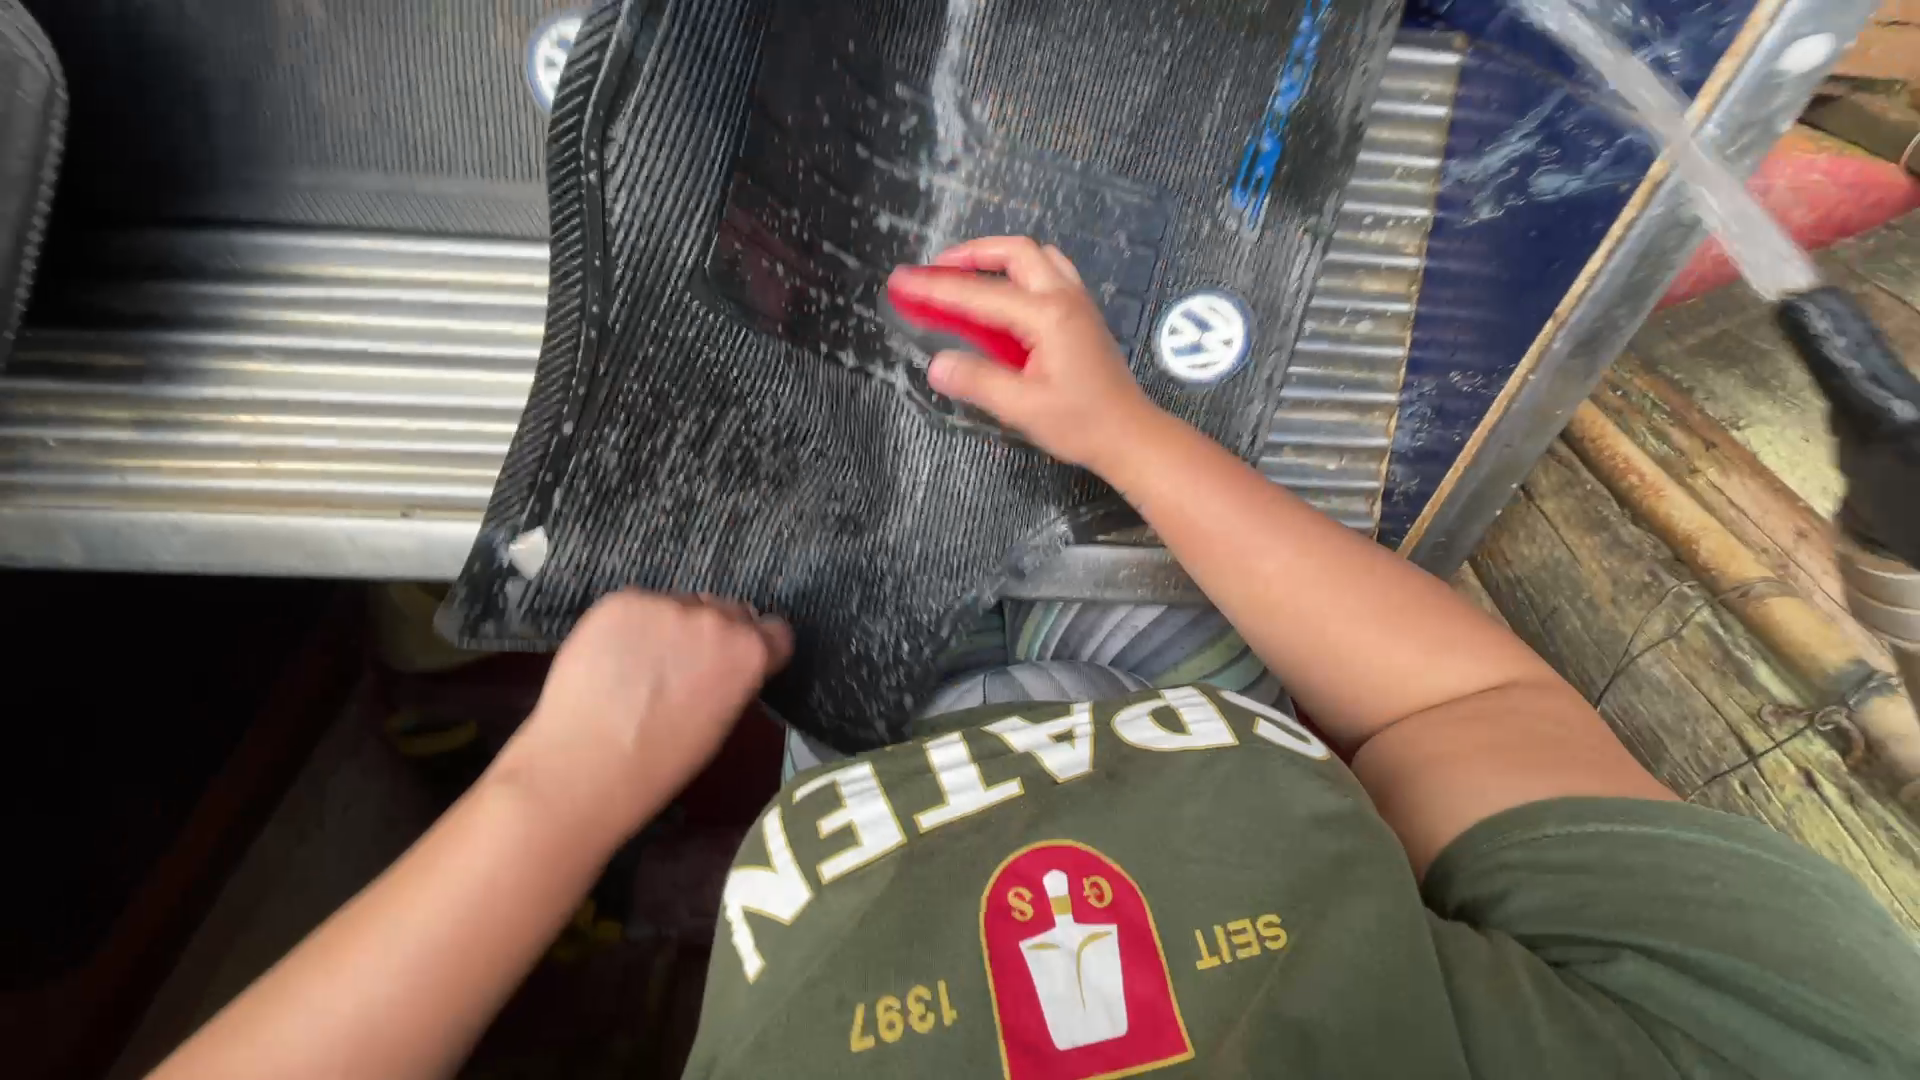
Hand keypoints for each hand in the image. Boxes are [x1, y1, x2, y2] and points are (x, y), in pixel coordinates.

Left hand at [488, 590, 792, 844]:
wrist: (585, 765)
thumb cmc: (662, 761)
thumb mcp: (723, 719)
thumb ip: (736, 676)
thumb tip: (725, 660)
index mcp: (751, 652)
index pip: (775, 629)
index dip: (757, 647)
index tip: (736, 664)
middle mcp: (716, 619)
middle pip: (728, 611)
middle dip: (713, 633)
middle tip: (684, 667)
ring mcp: (668, 604)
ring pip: (682, 605)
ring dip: (672, 626)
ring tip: (642, 666)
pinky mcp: (623, 600)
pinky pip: (640, 604)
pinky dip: (633, 625)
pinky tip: (615, 657)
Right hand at [888, 236, 1161, 468]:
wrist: (1129, 435)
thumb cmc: (1081, 425)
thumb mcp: (1023, 408)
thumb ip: (978, 382)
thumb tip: (936, 365)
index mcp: (1048, 316)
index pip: (981, 294)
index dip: (937, 288)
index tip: (903, 281)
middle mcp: (1065, 297)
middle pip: (1015, 252)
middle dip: (971, 254)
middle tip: (936, 271)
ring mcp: (1078, 303)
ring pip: (1036, 257)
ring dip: (998, 259)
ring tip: (966, 277)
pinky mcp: (1083, 315)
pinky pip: (1050, 274)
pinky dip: (1020, 274)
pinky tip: (1003, 299)